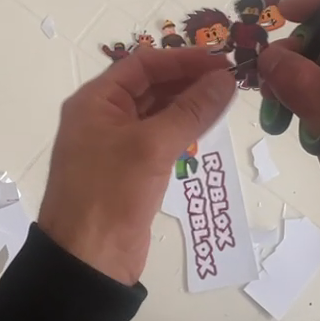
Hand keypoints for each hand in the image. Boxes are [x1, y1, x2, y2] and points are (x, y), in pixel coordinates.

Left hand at [39, 49, 237, 283]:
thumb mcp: (152, 146)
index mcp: (95, 101)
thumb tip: (226, 79)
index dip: (183, 59)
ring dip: (189, 104)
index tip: (222, 60)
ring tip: (227, 99)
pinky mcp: (130, 171)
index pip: (143, 65)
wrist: (87, 261)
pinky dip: (183, 130)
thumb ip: (192, 110)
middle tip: (231, 79)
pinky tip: (208, 127)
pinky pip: (159, 138)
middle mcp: (103, 116)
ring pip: (157, 112)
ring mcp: (116, 145)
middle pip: (150, 86)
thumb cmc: (110, 193)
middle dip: (188, 80)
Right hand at [259, 0, 319, 247]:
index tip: (280, 14)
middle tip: (268, 71)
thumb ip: (304, 84)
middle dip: (297, 52)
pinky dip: (294, 100)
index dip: (318, 9)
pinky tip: (278, 115)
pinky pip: (314, 97)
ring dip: (290, 79)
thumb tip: (269, 55)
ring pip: (317, 70)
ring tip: (269, 98)